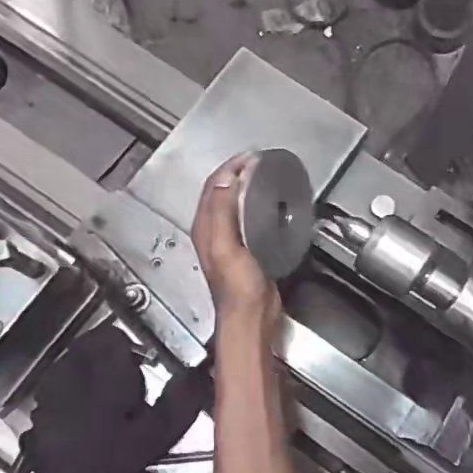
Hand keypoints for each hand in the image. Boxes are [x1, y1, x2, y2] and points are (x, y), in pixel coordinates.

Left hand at [192, 153, 280, 327]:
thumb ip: (223, 212)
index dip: (229, 168)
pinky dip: (254, 204)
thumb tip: (227, 180)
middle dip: (237, 172)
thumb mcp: (226, 245)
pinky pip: (246, 217)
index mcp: (205, 228)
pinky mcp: (245, 249)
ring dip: (245, 186)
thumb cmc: (237, 287)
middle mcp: (213, 231)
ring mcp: (229, 240)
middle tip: (258, 162)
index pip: (214, 187)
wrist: (251, 315)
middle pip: (221, 192)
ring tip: (263, 176)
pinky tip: (267, 204)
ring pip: (233, 203)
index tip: (249, 157)